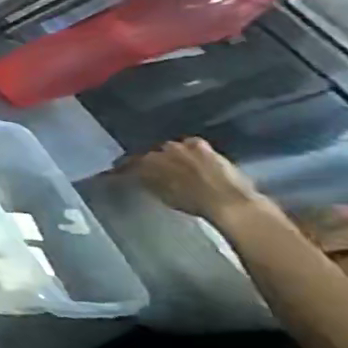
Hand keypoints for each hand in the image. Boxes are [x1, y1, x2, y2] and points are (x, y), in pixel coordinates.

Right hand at [126, 138, 265, 220]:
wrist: (229, 201)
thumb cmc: (193, 203)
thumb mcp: (163, 195)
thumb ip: (147, 182)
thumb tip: (136, 175)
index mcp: (147, 163)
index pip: (130, 162)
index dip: (124, 167)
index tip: (119, 172)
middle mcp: (160, 150)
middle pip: (151, 153)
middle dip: (150, 160)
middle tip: (153, 170)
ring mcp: (181, 145)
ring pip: (169, 148)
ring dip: (170, 155)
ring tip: (174, 164)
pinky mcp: (200, 145)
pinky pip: (188, 144)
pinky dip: (188, 150)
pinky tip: (192, 157)